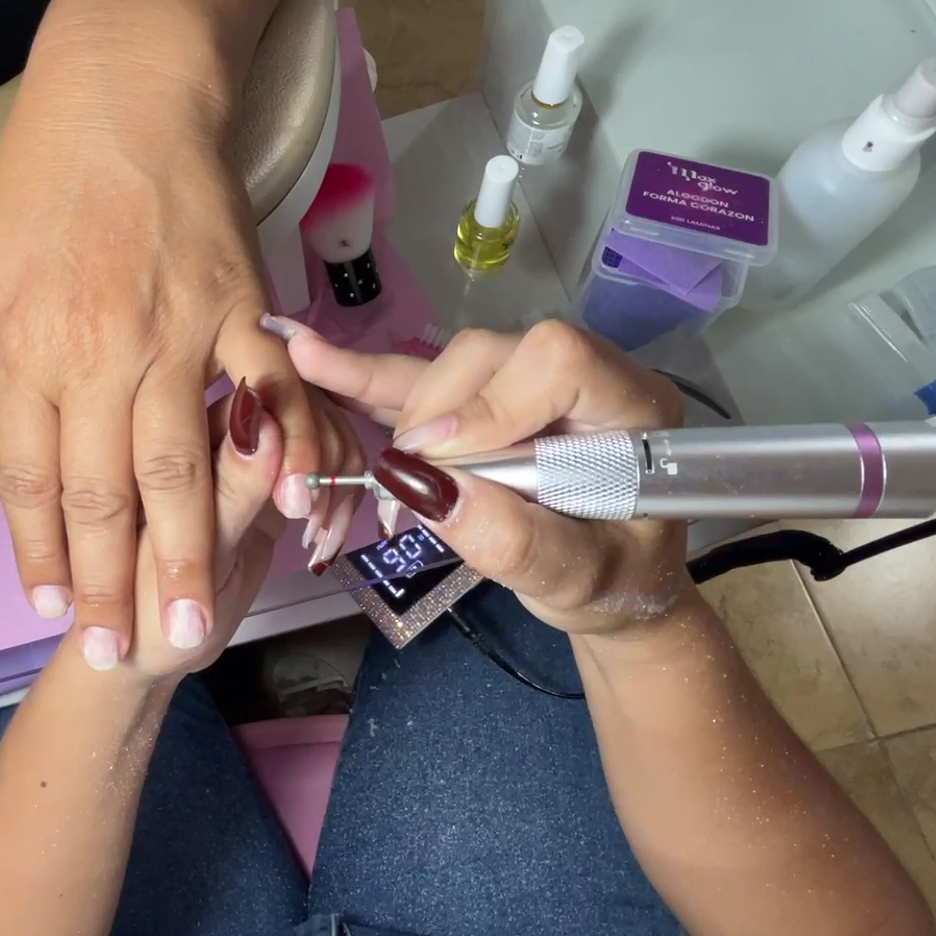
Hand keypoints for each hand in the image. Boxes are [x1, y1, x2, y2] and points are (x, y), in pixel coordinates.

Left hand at [0, 50, 322, 670]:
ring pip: (177, 464)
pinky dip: (281, 448)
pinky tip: (295, 509)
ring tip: (191, 626)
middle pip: (101, 491)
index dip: (36, 552)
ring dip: (184, 552)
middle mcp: (98, 357)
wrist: (121, 91)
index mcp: (31, 350)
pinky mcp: (239, 307)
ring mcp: (175, 335)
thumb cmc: (42, 177)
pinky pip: (264, 390)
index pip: (29, 477)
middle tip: (115, 657)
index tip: (47, 612)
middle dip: (106, 584)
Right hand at [283, 319, 698, 635]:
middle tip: (413, 482)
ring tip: (387, 472)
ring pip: (445, 362)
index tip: (446, 465)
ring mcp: (523, 382)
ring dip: (403, 414)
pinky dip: (365, 381)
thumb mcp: (577, 579)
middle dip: (437, 414)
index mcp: (627, 404)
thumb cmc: (612, 583)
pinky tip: (308, 358)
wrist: (608, 582)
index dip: (491, 404)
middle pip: (489, 352)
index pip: (556, 359)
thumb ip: (512, 538)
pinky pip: (420, 381)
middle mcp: (578, 373)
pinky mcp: (480, 400)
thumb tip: (421, 487)